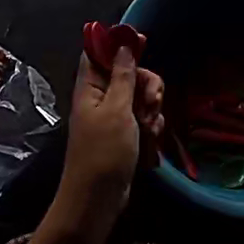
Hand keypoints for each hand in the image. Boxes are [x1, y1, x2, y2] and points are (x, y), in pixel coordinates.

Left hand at [11, 48, 163, 243]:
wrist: (98, 200)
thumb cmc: (104, 152)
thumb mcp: (117, 109)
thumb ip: (123, 75)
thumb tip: (122, 43)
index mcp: (90, 87)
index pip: (98, 52)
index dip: (118, 46)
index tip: (143, 46)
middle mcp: (99, 99)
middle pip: (128, 74)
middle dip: (147, 86)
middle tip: (153, 101)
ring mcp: (112, 118)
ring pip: (140, 99)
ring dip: (152, 112)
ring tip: (150, 130)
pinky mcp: (124, 137)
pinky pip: (142, 122)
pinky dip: (150, 130)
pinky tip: (151, 145)